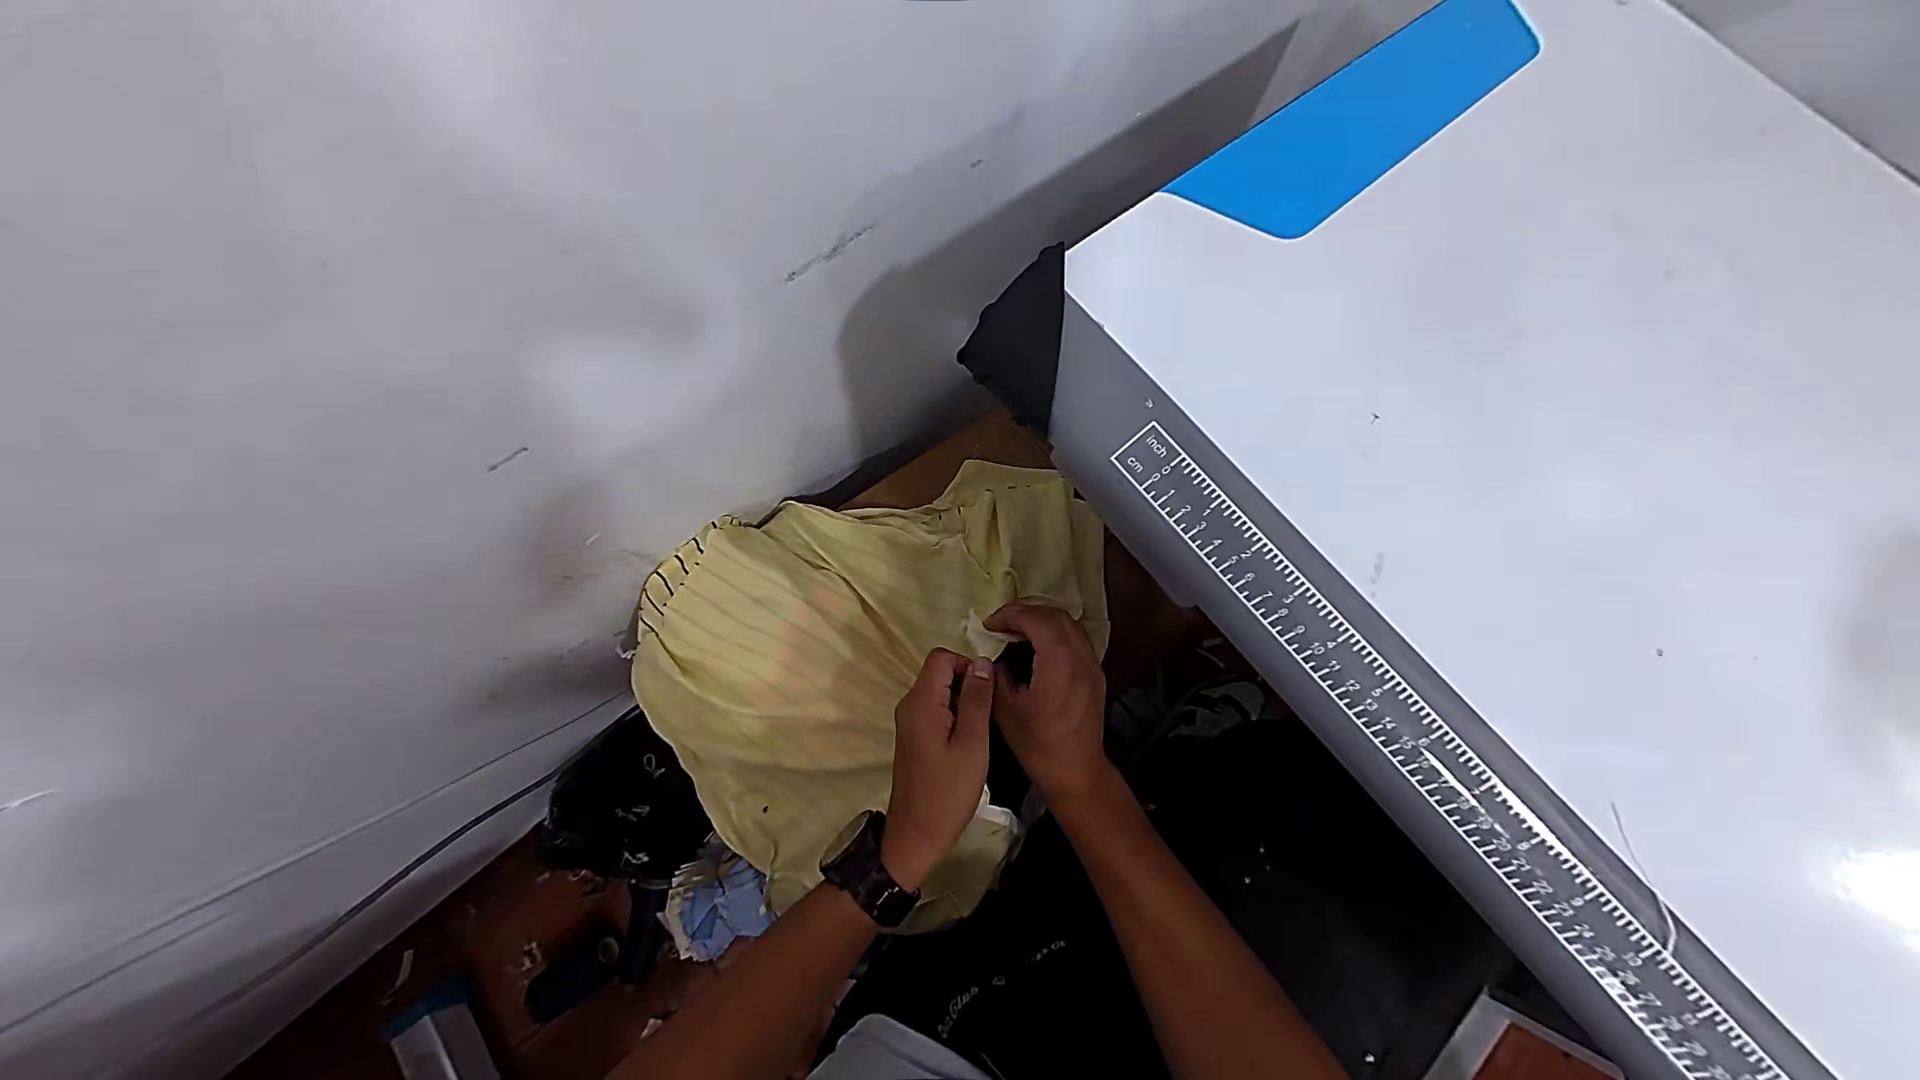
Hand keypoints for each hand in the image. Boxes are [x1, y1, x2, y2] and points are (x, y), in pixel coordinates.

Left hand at [883, 649, 992, 891]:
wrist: (917, 835)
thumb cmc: (948, 792)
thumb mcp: (972, 744)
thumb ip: (977, 700)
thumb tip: (983, 663)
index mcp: (921, 702)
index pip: (941, 657)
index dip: (967, 665)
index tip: (987, 692)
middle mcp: (910, 705)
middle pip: (940, 672)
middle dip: (968, 683)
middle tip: (988, 715)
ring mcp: (909, 721)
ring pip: (940, 691)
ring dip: (964, 701)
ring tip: (981, 731)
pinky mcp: (914, 735)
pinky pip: (936, 709)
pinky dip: (955, 715)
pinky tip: (969, 741)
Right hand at [985, 602, 1110, 806]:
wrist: (1076, 772)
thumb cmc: (1039, 746)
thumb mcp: (1005, 712)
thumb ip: (995, 676)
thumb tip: (990, 656)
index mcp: (1059, 665)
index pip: (1037, 620)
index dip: (1011, 615)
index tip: (990, 624)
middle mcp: (1081, 658)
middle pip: (1055, 615)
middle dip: (1025, 611)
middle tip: (1000, 622)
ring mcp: (1092, 665)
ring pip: (1069, 623)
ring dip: (1042, 618)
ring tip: (1016, 628)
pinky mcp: (1094, 673)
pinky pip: (1075, 638)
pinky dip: (1054, 631)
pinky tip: (1036, 644)